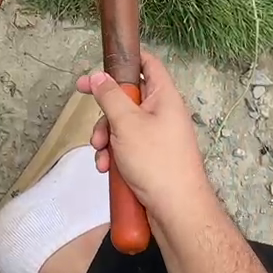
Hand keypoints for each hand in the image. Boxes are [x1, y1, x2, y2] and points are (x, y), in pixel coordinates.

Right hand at [78, 51, 216, 225]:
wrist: (178, 212)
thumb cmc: (157, 162)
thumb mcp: (126, 123)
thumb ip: (109, 96)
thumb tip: (97, 76)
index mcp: (164, 96)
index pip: (147, 63)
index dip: (124, 60)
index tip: (100, 66)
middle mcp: (163, 113)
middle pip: (128, 98)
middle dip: (106, 114)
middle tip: (95, 127)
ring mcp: (158, 137)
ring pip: (123, 125)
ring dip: (107, 139)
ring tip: (103, 156)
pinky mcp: (152, 158)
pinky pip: (127, 147)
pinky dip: (115, 155)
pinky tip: (108, 170)